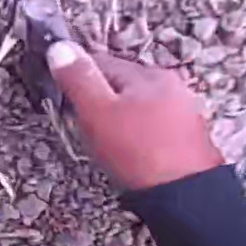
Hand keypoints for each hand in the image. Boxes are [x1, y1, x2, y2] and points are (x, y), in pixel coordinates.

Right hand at [46, 41, 224, 190]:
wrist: (186, 199)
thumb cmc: (138, 153)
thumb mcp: (97, 112)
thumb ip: (78, 78)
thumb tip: (59, 46)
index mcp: (149, 75)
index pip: (100, 61)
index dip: (76, 78)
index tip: (64, 98)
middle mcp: (171, 87)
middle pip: (119, 83)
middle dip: (98, 98)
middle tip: (84, 123)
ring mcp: (182, 112)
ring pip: (134, 104)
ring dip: (116, 116)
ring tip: (104, 140)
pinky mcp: (186, 137)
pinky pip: (149, 123)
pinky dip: (134, 132)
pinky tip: (127, 150)